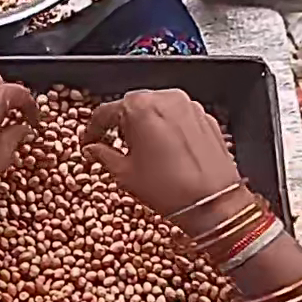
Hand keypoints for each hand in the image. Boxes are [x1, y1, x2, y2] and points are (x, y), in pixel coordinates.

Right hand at [81, 89, 242, 221]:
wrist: (213, 202)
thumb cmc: (168, 188)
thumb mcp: (124, 173)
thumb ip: (103, 154)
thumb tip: (93, 149)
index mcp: (139, 107)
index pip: (105, 112)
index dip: (93, 129)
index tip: (89, 141)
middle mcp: (165, 98)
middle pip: (132, 106)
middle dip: (120, 124)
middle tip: (112, 146)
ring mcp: (189, 106)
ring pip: (156, 109)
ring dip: (144, 125)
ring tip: (140, 152)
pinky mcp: (206, 118)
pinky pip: (177, 118)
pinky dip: (166, 129)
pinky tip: (164, 152)